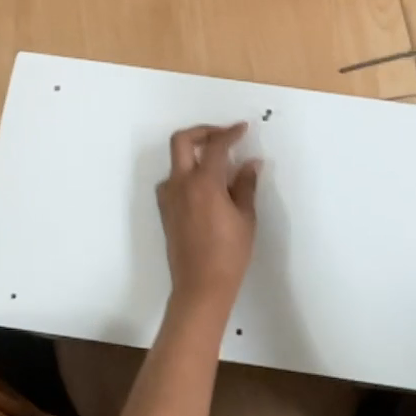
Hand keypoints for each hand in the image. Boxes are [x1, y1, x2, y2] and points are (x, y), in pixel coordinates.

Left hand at [156, 123, 261, 313]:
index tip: (242, 129)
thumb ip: (245, 186)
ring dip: (194, 155)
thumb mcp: (245, 218)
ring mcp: (169, 198)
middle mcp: (181, 185)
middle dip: (203, 132)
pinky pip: (173, 182)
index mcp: (203, 183)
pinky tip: (207, 188)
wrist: (200, 286)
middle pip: (182, 141)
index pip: (216, 146)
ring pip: (176, 162)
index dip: (230, 133)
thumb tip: (250, 163)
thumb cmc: (229, 254)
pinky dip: (188, 175)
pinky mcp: (165, 211)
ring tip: (218, 166)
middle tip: (223, 137)